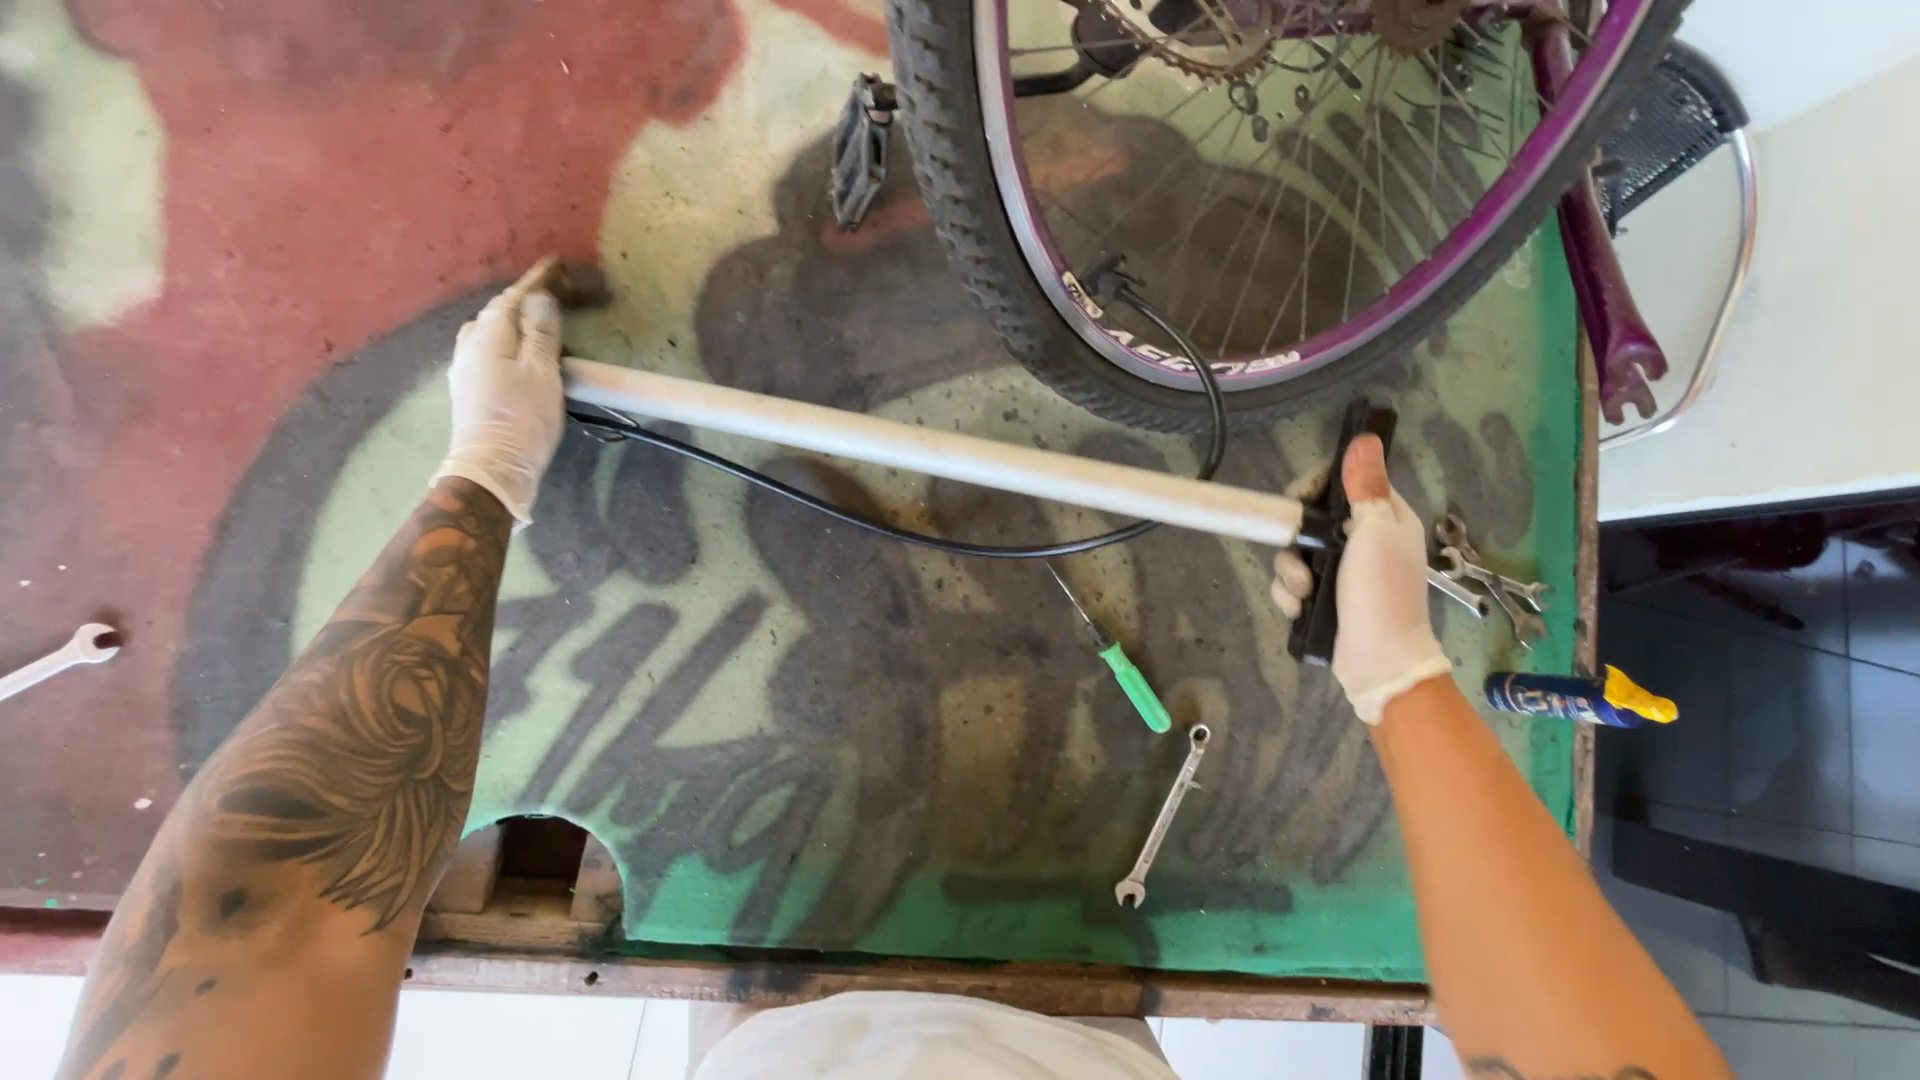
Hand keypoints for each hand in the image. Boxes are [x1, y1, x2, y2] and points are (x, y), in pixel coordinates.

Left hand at [433, 263, 565, 526]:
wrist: (493, 468)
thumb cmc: (523, 418)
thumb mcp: (542, 373)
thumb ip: (541, 333)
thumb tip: (539, 298)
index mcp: (488, 336)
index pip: (513, 298)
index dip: (535, 281)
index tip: (555, 265)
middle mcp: (469, 347)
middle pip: (496, 315)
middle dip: (521, 302)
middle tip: (550, 298)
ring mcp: (465, 371)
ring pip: (489, 335)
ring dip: (512, 325)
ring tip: (538, 327)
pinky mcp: (469, 392)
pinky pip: (488, 354)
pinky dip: (507, 346)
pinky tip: (520, 357)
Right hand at [1271, 435, 1452, 722]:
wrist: (1377, 661)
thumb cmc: (1382, 592)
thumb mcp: (1375, 533)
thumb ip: (1364, 488)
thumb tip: (1364, 438)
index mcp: (1383, 519)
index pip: (1342, 483)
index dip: (1314, 485)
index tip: (1298, 498)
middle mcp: (1360, 541)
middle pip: (1308, 520)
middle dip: (1296, 540)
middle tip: (1298, 552)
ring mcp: (1339, 573)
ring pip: (1293, 555)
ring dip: (1289, 574)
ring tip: (1303, 593)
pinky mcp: (1320, 599)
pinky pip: (1289, 585)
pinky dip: (1289, 597)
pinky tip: (1299, 610)